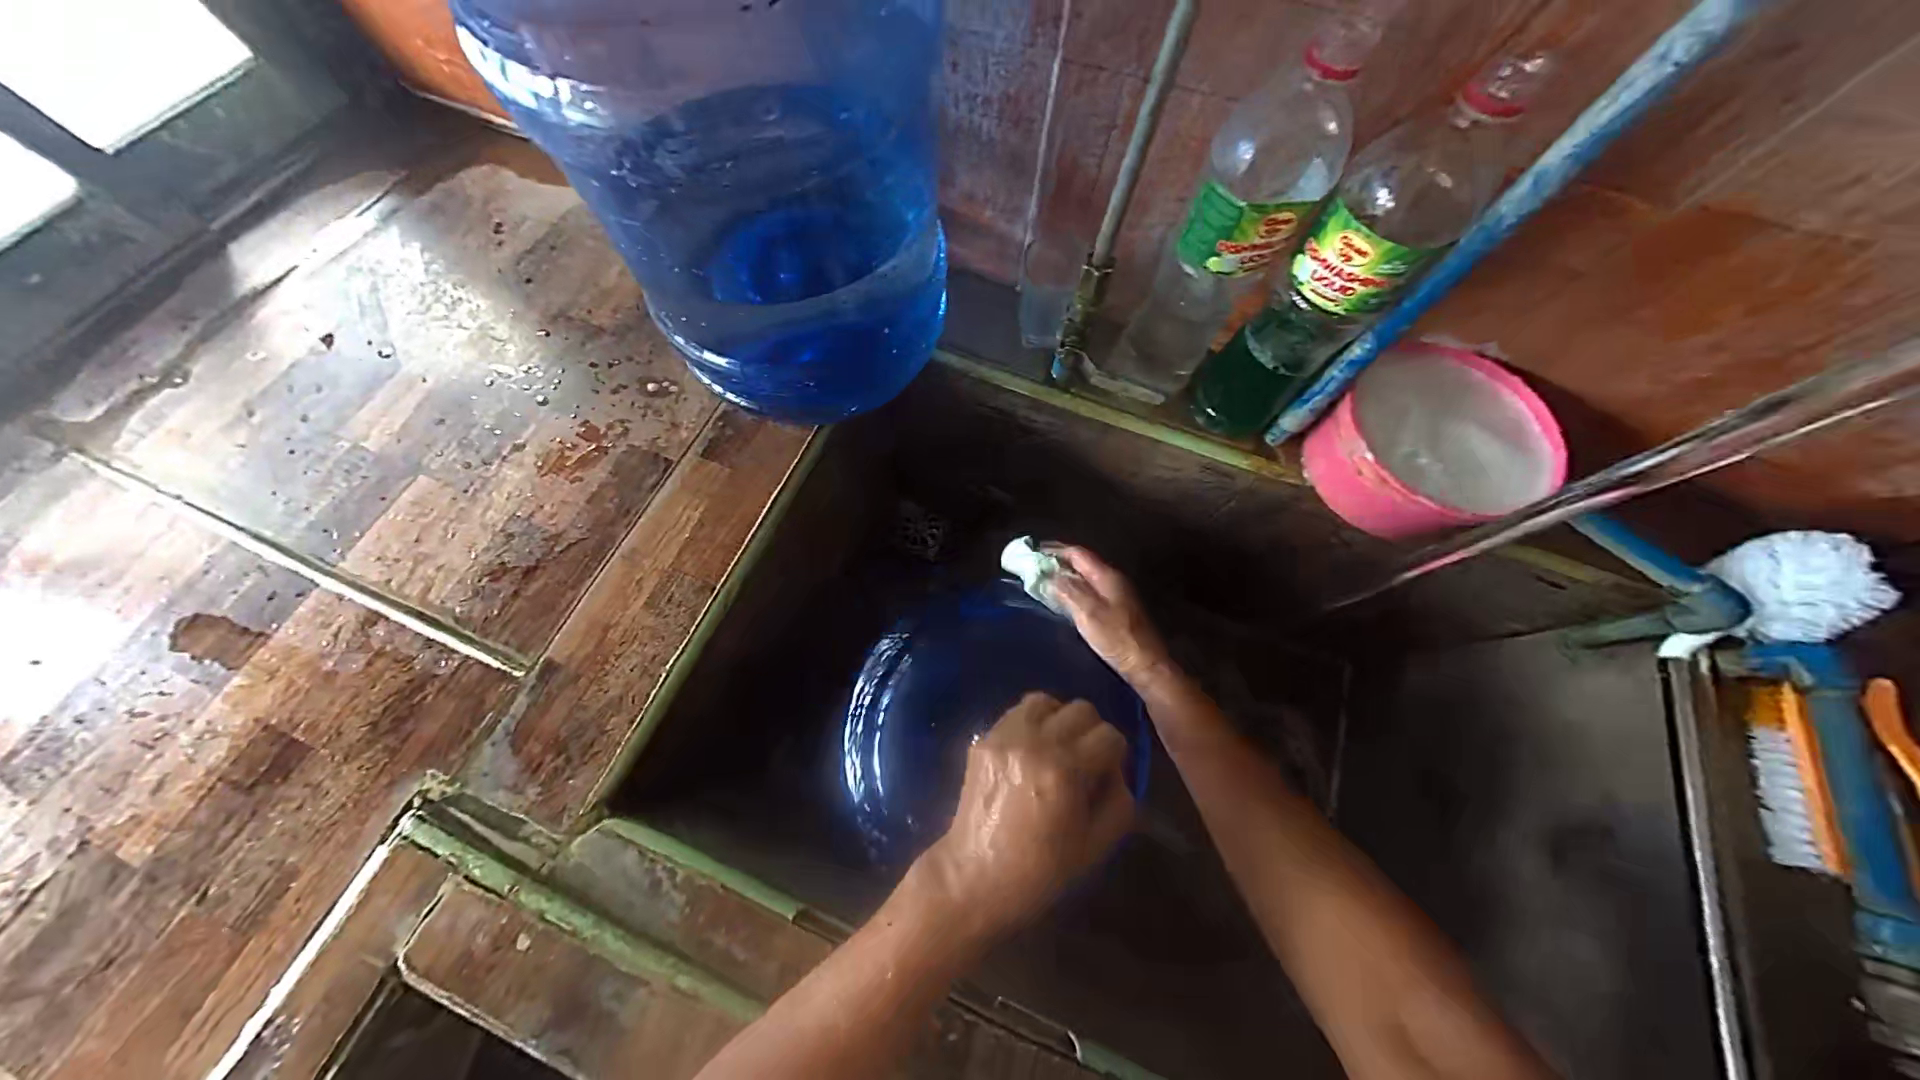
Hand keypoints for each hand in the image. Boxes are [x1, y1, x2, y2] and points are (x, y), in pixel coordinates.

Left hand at [912, 692, 1134, 946]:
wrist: (974, 877)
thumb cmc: (1040, 870)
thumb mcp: (1096, 845)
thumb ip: (1119, 801)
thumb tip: (1117, 770)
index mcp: (1065, 770)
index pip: (1109, 736)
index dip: (1116, 755)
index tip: (1108, 774)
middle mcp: (1034, 743)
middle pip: (1081, 709)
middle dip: (1092, 732)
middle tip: (1085, 759)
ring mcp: (1003, 737)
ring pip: (1044, 701)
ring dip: (1058, 718)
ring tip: (1057, 746)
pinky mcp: (982, 739)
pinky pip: (1015, 713)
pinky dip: (1031, 723)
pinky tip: (1031, 751)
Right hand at [1046, 545, 1173, 688]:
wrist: (1145, 664)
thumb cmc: (1117, 637)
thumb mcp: (1088, 613)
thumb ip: (1067, 590)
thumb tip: (1047, 573)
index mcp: (1107, 576)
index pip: (1077, 553)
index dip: (1054, 550)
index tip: (1032, 551)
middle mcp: (1113, 580)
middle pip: (1081, 563)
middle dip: (1057, 562)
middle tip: (1032, 566)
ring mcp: (1116, 595)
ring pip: (1085, 578)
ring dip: (1064, 576)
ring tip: (1041, 581)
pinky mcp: (1116, 609)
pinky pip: (1089, 591)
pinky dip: (1072, 590)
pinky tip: (1061, 599)